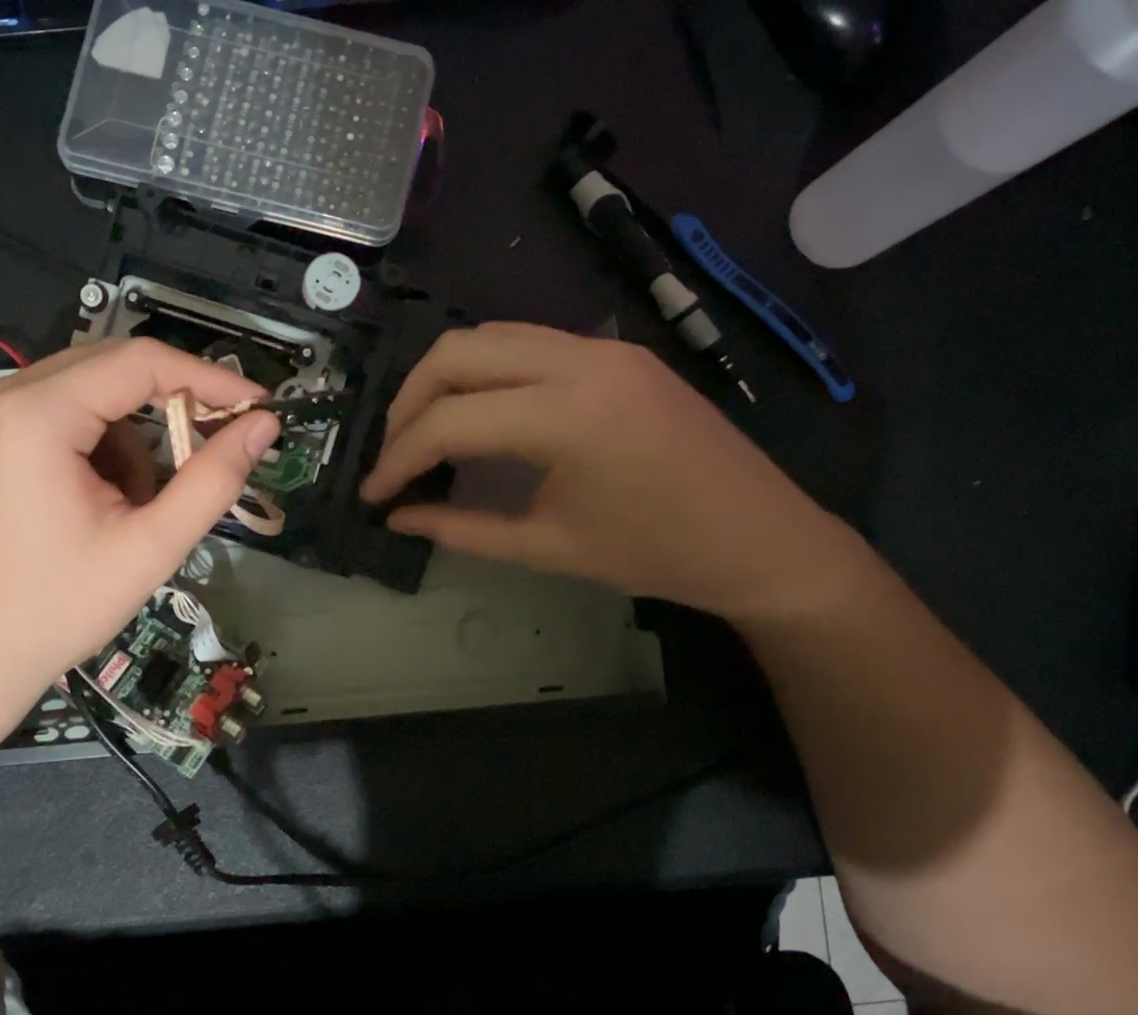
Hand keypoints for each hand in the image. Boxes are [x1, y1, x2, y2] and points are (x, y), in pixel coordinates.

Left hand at [0, 338, 278, 719]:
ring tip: (137, 504)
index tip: (257, 407)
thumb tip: (264, 426)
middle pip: (111, 367)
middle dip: (168, 406)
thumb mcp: (149, 548)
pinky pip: (56, 412)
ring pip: (87, 391)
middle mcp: (1, 394)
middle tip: (214, 446)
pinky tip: (98, 501)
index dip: (208, 378)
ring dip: (129, 435)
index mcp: (36, 414)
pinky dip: (95, 444)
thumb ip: (213, 480)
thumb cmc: (59, 608)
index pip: (139, 361)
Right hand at [359, 323, 867, 623]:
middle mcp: (582, 361)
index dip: (397, 458)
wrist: (764, 539)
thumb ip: (461, 529)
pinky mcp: (617, 352)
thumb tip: (398, 517)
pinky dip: (484, 372)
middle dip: (408, 403)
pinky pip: (527, 343)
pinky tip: (476, 414)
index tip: (373, 495)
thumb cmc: (658, 555)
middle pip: (458, 352)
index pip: (450, 420)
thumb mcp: (549, 548)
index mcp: (569, 415)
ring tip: (424, 433)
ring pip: (490, 336)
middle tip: (393, 456)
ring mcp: (604, 348)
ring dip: (443, 379)